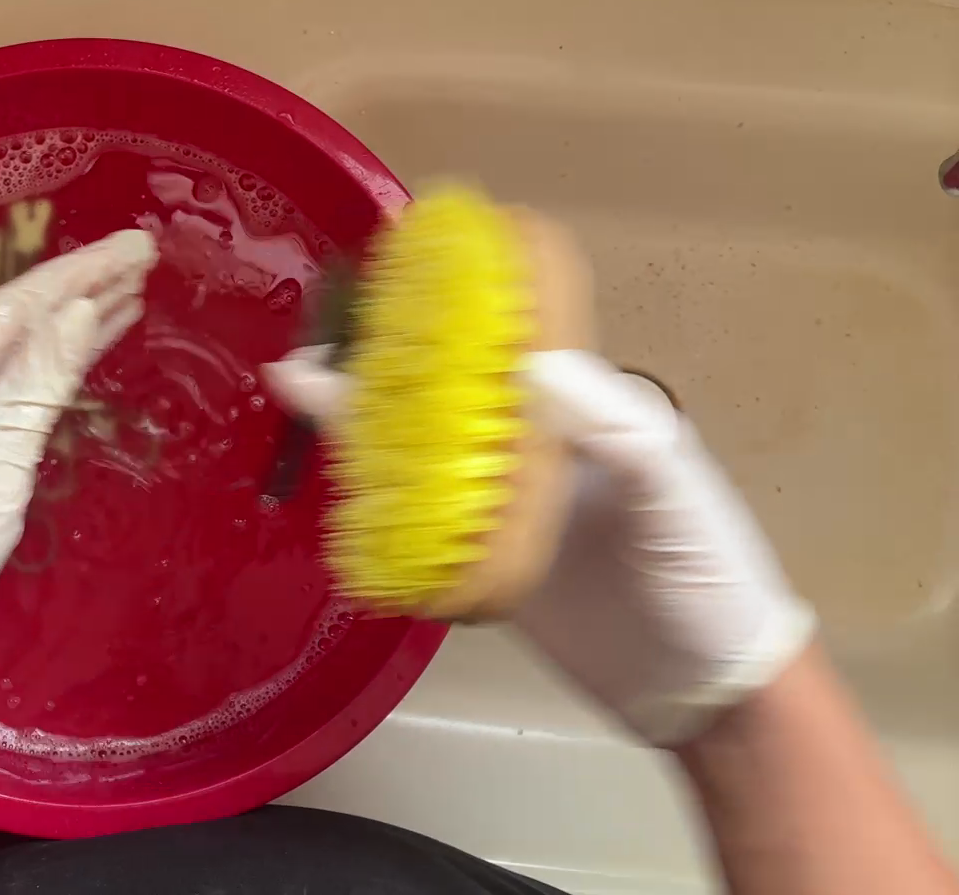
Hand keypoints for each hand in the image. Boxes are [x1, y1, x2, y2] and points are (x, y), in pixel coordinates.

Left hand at [0, 229, 158, 697]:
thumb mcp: (3, 451)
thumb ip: (42, 375)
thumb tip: (80, 307)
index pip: (19, 302)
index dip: (80, 272)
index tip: (135, 247)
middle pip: (17, 319)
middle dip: (80, 288)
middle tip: (143, 259)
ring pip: (16, 351)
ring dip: (70, 325)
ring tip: (129, 294)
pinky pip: (9, 384)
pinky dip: (48, 368)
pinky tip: (84, 349)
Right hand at [264, 346, 815, 744]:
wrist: (696, 686)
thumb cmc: (705, 578)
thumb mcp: (677, 497)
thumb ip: (620, 432)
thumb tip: (532, 364)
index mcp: (569, 421)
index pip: (489, 360)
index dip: (434, 335)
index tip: (380, 316)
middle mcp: (520, 450)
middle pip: (431, 401)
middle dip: (368, 378)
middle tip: (305, 364)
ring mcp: (488, 500)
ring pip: (409, 448)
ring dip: (354, 423)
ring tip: (298, 396)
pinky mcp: (465, 548)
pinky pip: (407, 507)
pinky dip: (365, 485)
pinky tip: (331, 470)